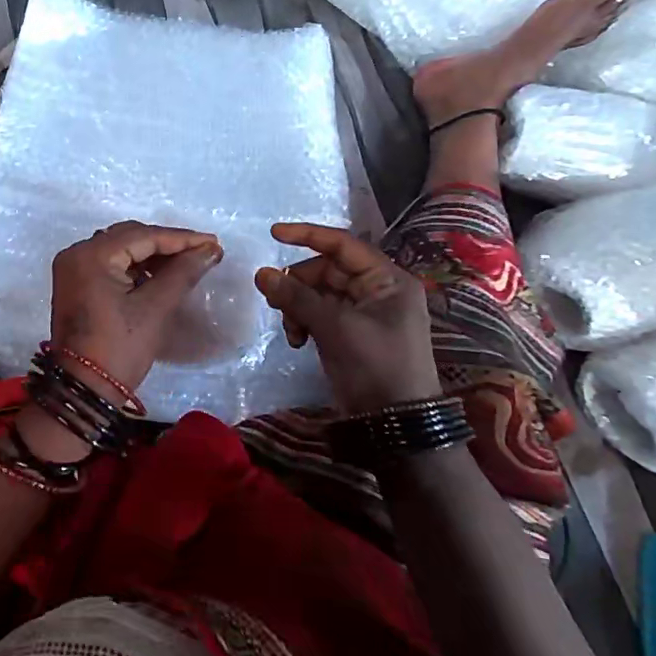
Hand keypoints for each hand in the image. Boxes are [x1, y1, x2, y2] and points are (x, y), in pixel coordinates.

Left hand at [50, 221, 224, 389]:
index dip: (181, 238)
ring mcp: (72, 269)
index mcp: (91, 255)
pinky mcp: (75, 284)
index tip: (213, 242)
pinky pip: (109, 264)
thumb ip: (183, 272)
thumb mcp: (155, 308)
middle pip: (129, 237)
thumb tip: (210, 250)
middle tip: (202, 251)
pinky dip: (134, 267)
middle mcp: (76, 254)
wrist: (85, 389)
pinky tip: (159, 275)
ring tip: (186, 263)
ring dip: (151, 255)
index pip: (143, 236)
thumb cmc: (120, 348)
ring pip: (119, 249)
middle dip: (166, 244)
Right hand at [253, 222, 441, 412]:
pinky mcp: (350, 334)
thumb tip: (261, 273)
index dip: (308, 236)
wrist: (394, 421)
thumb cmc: (375, 365)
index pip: (343, 244)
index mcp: (387, 280)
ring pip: (319, 294)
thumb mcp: (335, 327)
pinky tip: (296, 340)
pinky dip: (305, 322)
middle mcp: (378, 290)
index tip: (274, 234)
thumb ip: (297, 297)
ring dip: (298, 306)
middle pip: (327, 270)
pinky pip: (320, 315)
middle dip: (299, 284)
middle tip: (275, 301)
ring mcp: (364, 313)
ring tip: (291, 330)